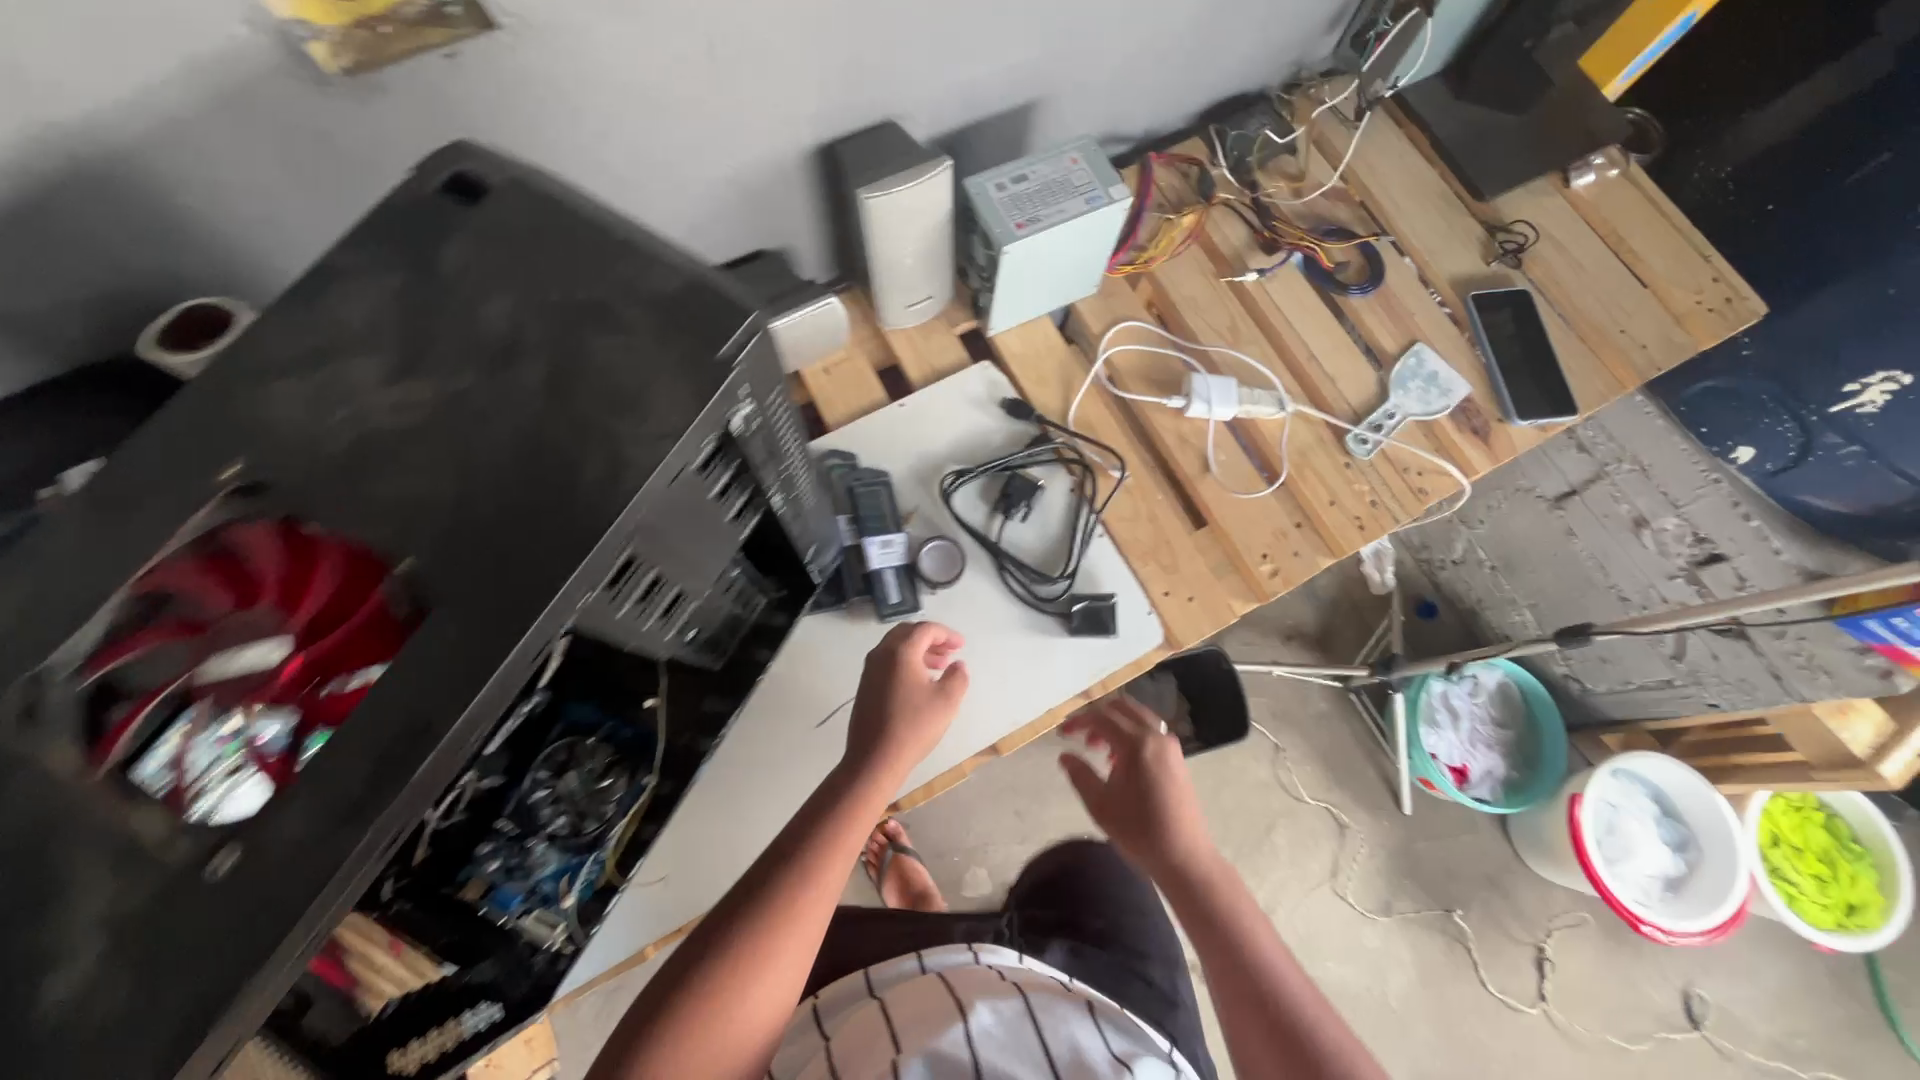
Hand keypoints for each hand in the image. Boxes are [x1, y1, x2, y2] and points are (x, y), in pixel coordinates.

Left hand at [844, 622, 969, 783]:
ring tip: (939, 667)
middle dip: (931, 639)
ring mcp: (869, 670)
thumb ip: (958, 677)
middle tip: (949, 652)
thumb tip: (958, 665)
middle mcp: (881, 654)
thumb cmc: (914, 726)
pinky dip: (906, 663)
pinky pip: (888, 663)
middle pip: (907, 633)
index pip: (925, 630)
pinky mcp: (865, 686)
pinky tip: (920, 683)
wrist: (875, 758)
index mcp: (900, 652)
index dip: (946, 634)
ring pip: (896, 648)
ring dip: (919, 652)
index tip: (961, 646)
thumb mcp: (947, 701)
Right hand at [1059, 696, 1216, 880]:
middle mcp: (1156, 736)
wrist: (1184, 856)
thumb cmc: (1139, 831)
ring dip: (1115, 725)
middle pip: (1122, 707)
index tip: (1061, 734)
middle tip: (1080, 737)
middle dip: (1097, 717)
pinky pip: (1149, 732)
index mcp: (1136, 744)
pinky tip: (1121, 763)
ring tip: (1099, 752)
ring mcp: (1170, 746)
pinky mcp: (1177, 758)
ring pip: (1137, 717)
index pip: (1101, 717)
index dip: (1078, 721)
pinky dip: (1130, 734)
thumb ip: (1080, 774)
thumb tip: (1065, 756)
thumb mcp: (1100, 804)